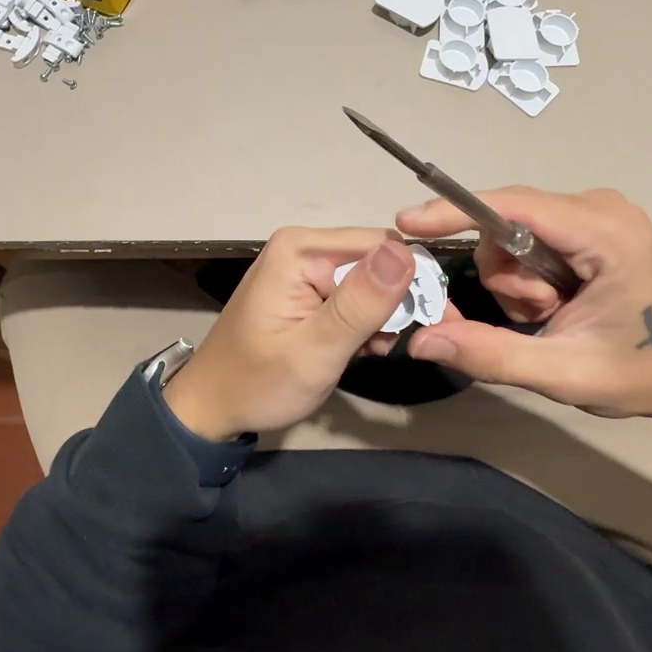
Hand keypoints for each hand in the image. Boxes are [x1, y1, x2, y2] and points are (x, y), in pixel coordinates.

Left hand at [163, 229, 415, 440]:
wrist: (213, 407)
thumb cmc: (258, 382)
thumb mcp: (314, 350)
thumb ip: (359, 304)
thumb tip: (405, 254)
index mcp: (301, 249)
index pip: (382, 245)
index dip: (415, 281)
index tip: (438, 322)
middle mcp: (304, 246)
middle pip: (378, 260)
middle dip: (398, 303)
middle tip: (402, 346)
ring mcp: (306, 266)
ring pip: (372, 280)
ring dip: (383, 318)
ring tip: (373, 353)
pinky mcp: (309, 287)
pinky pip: (355, 295)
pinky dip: (366, 323)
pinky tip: (359, 350)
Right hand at [395, 187, 651, 425]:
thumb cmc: (641, 375)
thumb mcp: (562, 374)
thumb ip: (491, 354)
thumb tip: (422, 339)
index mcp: (608, 234)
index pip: (515, 206)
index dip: (456, 211)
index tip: (407, 222)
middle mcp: (602, 208)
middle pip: (510, 220)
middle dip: (506, 274)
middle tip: (536, 317)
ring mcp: (598, 212)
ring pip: (514, 231)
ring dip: (516, 279)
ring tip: (551, 316)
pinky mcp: (591, 223)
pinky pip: (530, 236)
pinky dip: (527, 274)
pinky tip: (557, 305)